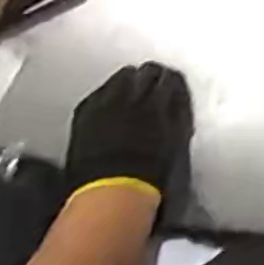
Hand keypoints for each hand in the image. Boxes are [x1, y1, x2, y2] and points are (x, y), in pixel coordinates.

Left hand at [66, 63, 192, 201]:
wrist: (111, 192)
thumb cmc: (150, 172)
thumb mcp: (176, 141)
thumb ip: (178, 114)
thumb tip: (178, 99)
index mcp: (159, 103)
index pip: (170, 78)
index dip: (173, 81)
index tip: (174, 85)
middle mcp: (132, 95)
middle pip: (145, 72)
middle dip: (151, 77)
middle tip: (155, 85)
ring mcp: (105, 101)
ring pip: (121, 76)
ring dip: (129, 82)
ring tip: (132, 93)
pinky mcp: (85, 111)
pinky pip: (100, 91)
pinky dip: (108, 94)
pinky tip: (111, 104)